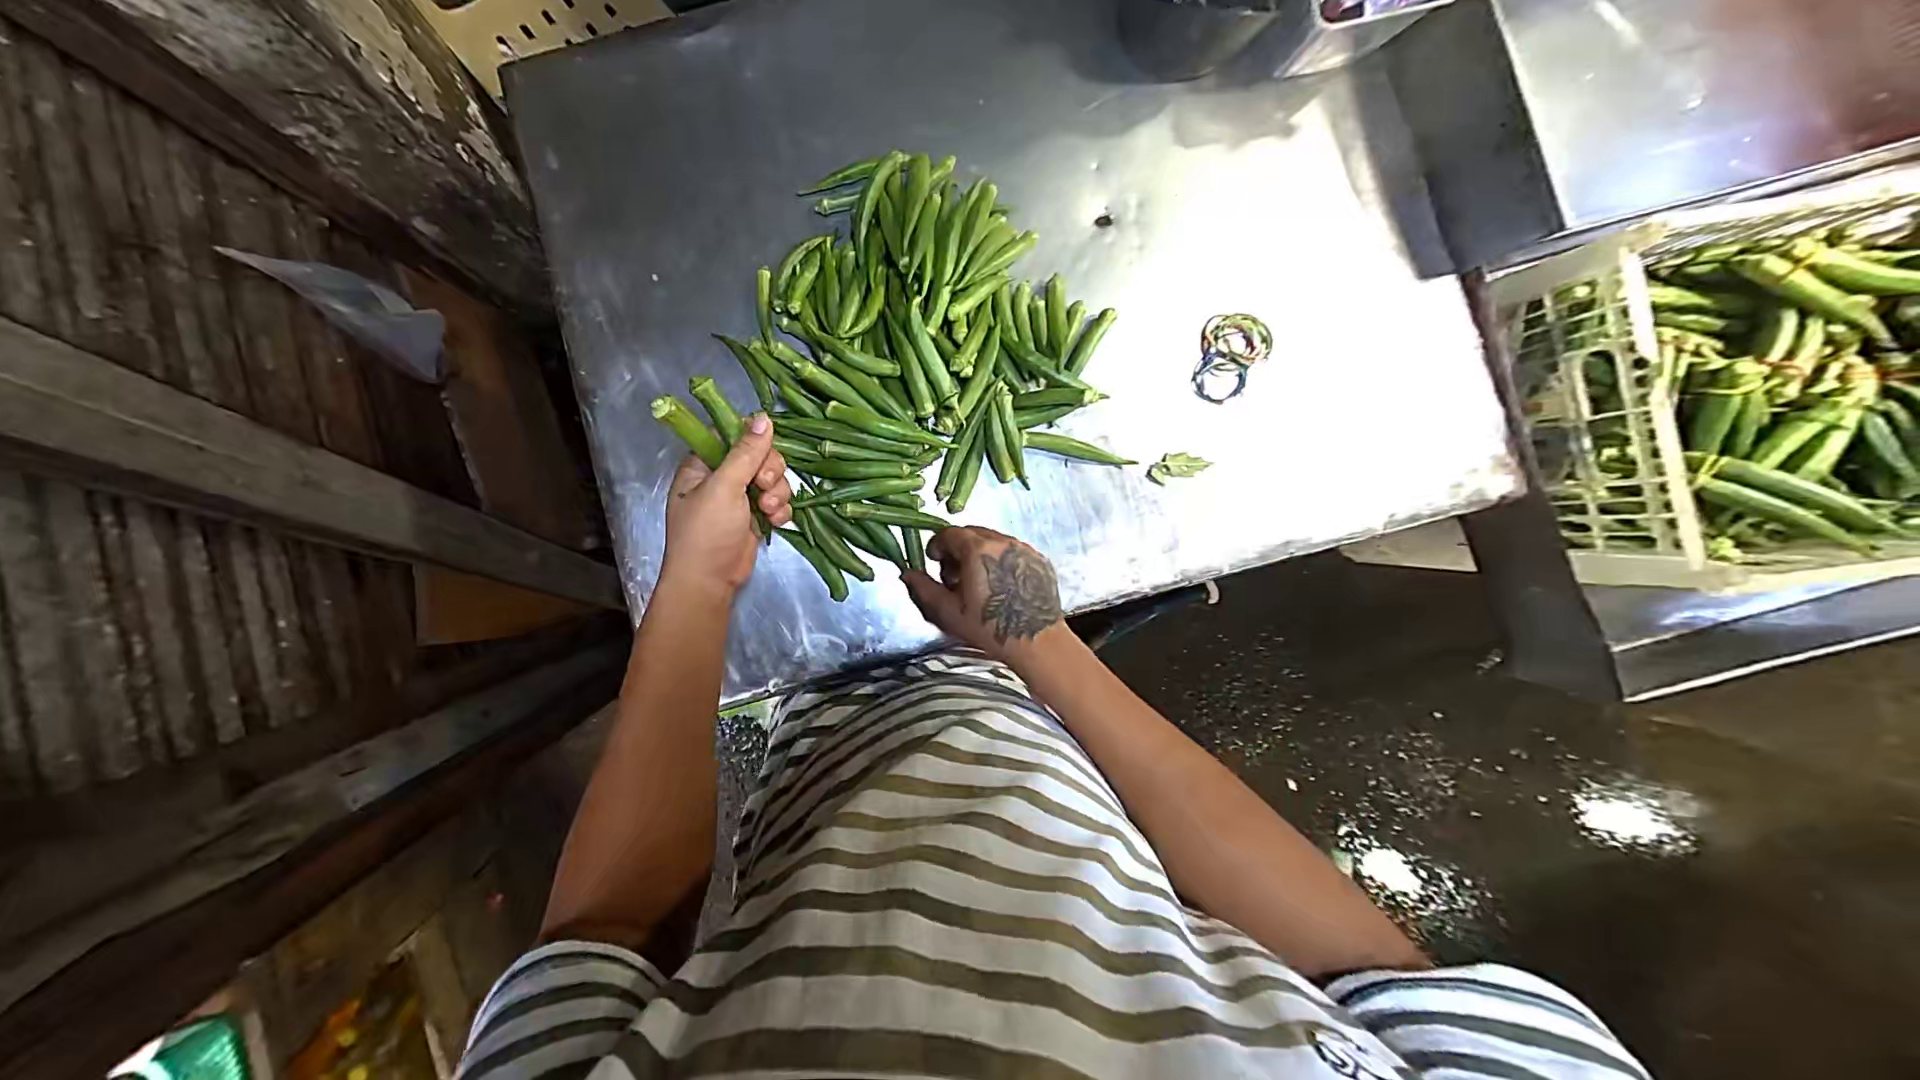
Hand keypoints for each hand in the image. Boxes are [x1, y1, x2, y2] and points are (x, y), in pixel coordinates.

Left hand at [661, 413, 792, 596]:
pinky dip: (780, 509)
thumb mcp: (724, 487)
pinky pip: (778, 501)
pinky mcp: (756, 516)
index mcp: (704, 463)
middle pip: (760, 456)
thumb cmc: (706, 533)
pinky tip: (774, 521)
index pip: (734, 435)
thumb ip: (746, 452)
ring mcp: (740, 497)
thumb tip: (764, 417)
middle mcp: (722, 476)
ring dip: (778, 493)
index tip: (762, 452)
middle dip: (769, 472)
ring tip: (768, 510)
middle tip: (762, 487)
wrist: (709, 581)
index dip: (753, 441)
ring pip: (773, 479)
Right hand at [903, 526, 1065, 662]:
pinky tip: (1000, 586)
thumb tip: (908, 574)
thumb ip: (924, 588)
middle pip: (972, 533)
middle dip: (958, 549)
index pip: (950, 533)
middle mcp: (1003, 543)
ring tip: (977, 583)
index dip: (937, 545)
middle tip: (953, 576)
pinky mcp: (1039, 561)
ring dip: (980, 554)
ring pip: (994, 541)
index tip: (934, 559)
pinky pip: (1013, 552)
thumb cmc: (991, 628)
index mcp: (978, 550)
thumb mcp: (949, 611)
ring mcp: (1024, 550)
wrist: (1036, 642)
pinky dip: (1001, 561)